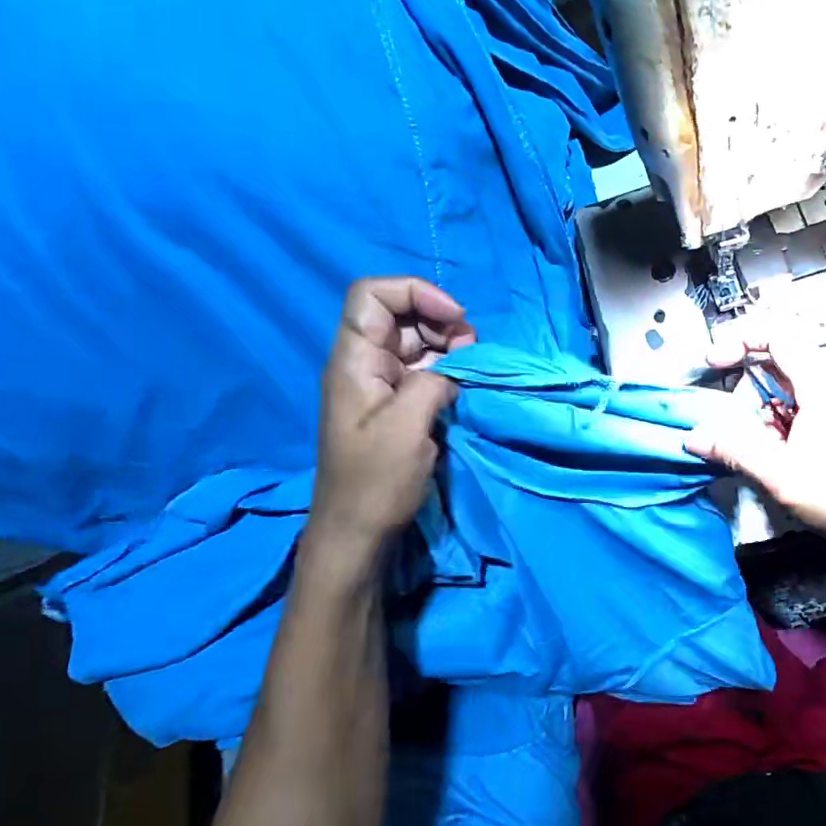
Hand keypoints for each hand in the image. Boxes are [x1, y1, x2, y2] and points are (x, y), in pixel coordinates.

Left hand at [310, 277, 476, 550]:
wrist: (357, 532)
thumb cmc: (376, 481)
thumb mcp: (408, 426)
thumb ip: (434, 382)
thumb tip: (453, 369)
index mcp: (353, 361)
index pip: (372, 295)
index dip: (415, 292)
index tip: (455, 318)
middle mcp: (364, 365)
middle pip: (399, 315)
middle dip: (440, 321)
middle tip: (472, 351)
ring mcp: (380, 386)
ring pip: (415, 343)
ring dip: (448, 346)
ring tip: (472, 369)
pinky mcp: (395, 408)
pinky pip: (422, 372)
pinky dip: (447, 371)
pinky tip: (464, 387)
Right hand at [684, 332, 825, 563]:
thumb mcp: (782, 475)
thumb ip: (735, 450)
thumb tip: (693, 437)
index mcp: (822, 387)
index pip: (778, 337)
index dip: (740, 340)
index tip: (713, 362)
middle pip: (776, 363)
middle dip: (744, 387)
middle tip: (728, 420)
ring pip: (782, 389)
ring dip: (757, 410)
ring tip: (751, 445)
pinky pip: (794, 409)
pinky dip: (772, 423)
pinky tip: (767, 451)